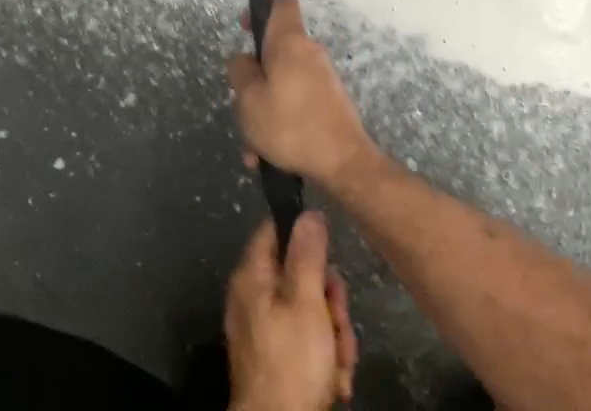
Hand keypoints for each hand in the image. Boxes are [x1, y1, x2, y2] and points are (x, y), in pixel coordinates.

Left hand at [226, 213, 357, 409]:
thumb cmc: (292, 361)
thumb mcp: (306, 302)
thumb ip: (308, 255)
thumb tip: (309, 213)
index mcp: (252, 277)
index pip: (275, 231)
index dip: (306, 239)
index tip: (329, 259)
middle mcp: (253, 297)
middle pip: (301, 276)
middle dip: (330, 302)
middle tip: (338, 323)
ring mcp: (263, 329)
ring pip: (311, 312)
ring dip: (334, 335)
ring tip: (338, 362)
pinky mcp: (275, 357)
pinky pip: (306, 341)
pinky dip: (324, 357)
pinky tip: (333, 378)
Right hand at [228, 0, 375, 186]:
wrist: (343, 164)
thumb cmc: (291, 125)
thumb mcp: (249, 99)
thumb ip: (240, 72)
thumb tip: (245, 60)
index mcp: (290, 43)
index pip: (281, 2)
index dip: (261, 4)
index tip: (244, 25)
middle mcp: (309, 54)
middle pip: (274, 52)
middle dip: (253, 78)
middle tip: (240, 104)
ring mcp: (321, 79)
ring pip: (280, 85)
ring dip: (262, 111)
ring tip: (252, 148)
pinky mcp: (327, 102)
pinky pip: (293, 104)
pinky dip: (278, 124)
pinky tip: (266, 156)